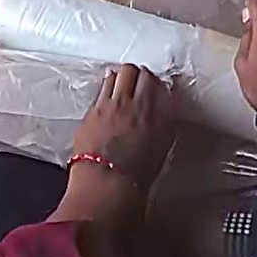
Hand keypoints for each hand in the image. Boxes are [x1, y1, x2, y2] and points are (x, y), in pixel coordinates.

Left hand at [53, 65, 175, 225]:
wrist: (107, 184)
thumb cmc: (137, 174)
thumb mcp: (161, 146)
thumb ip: (163, 121)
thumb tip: (162, 106)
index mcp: (158, 115)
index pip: (159, 83)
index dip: (155, 82)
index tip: (154, 86)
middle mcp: (135, 104)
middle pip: (137, 72)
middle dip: (138, 75)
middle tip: (137, 83)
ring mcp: (112, 104)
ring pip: (118, 74)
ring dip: (122, 77)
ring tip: (122, 87)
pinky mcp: (94, 109)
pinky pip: (102, 88)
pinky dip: (107, 86)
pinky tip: (108, 96)